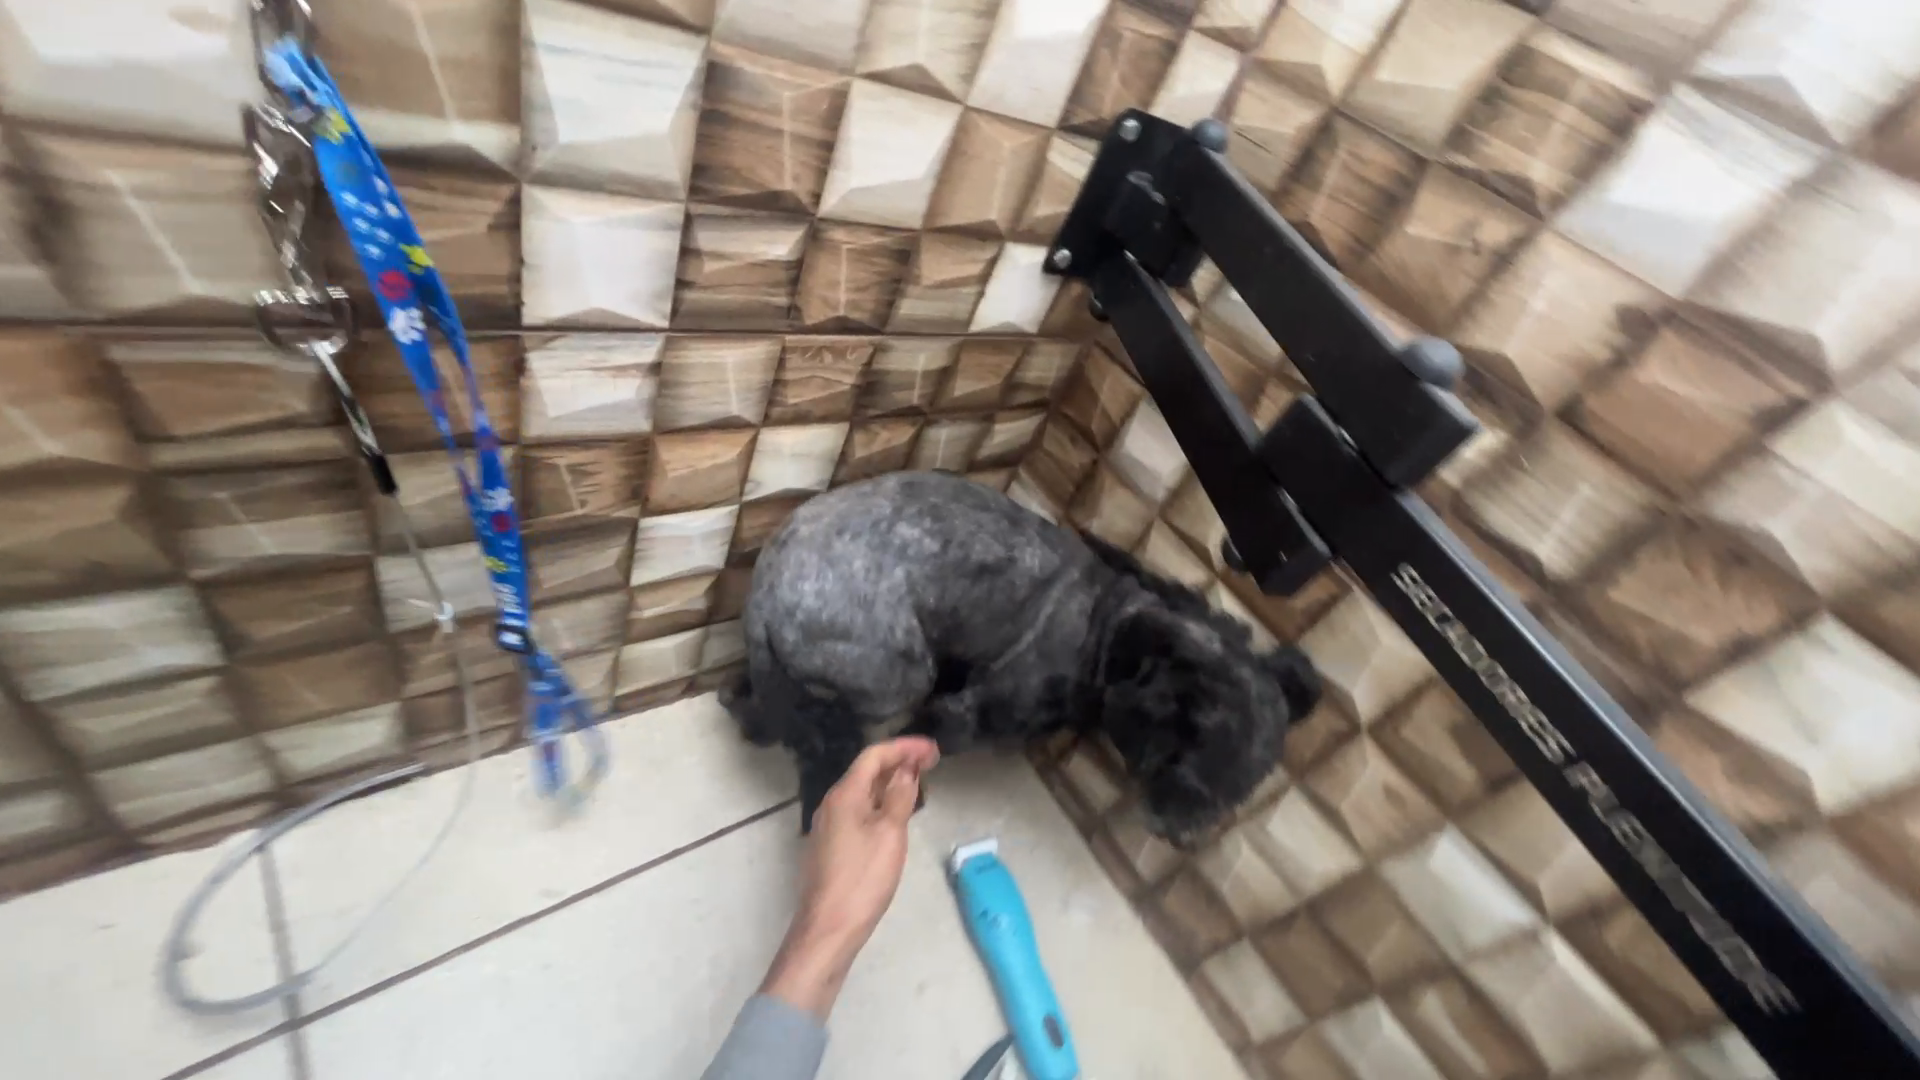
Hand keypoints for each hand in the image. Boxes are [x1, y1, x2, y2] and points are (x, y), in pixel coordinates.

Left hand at [761, 737, 940, 1018]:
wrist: (827, 930)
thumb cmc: (862, 880)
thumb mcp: (890, 834)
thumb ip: (900, 797)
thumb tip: (905, 771)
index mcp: (844, 795)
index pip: (874, 756)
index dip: (904, 747)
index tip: (932, 749)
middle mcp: (832, 804)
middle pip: (867, 771)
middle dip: (899, 762)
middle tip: (931, 762)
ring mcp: (828, 826)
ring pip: (862, 792)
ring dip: (890, 782)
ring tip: (918, 783)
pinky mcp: (830, 846)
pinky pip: (858, 810)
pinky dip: (880, 802)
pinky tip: (896, 813)